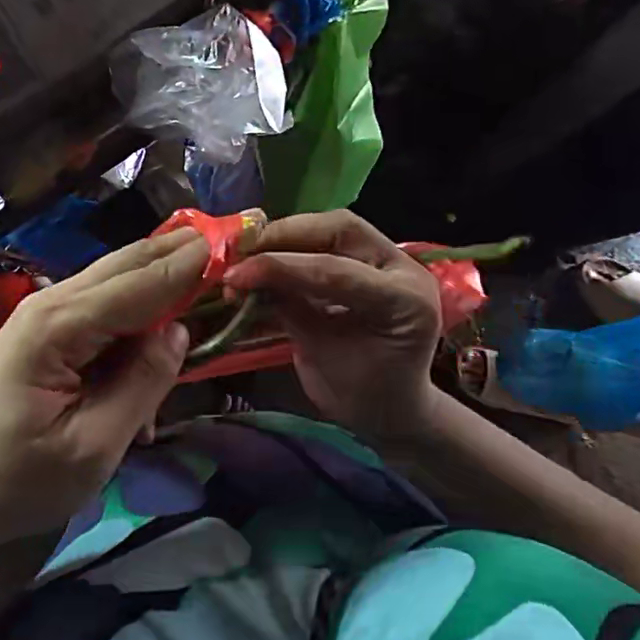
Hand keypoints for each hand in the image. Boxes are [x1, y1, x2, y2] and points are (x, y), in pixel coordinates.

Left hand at [0, 230, 206, 552]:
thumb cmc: (18, 483)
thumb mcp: (93, 445)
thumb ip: (142, 382)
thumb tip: (180, 330)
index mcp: (57, 326)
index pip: (139, 283)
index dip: (191, 263)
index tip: (241, 240)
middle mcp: (47, 306)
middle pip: (124, 268)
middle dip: (177, 257)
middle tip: (231, 241)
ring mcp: (40, 320)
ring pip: (114, 289)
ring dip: (157, 295)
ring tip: (206, 285)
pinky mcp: (42, 339)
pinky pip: (99, 319)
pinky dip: (132, 329)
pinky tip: (154, 354)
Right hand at [223, 211, 442, 438]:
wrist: (386, 410)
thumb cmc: (361, 395)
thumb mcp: (322, 358)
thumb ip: (290, 311)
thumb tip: (242, 280)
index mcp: (403, 298)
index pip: (335, 269)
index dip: (280, 267)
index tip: (236, 276)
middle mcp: (400, 270)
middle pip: (339, 229)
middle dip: (284, 236)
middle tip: (239, 254)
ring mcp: (384, 263)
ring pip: (329, 230)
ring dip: (282, 239)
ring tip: (243, 258)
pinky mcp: (363, 263)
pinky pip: (323, 244)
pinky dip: (287, 251)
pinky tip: (258, 263)